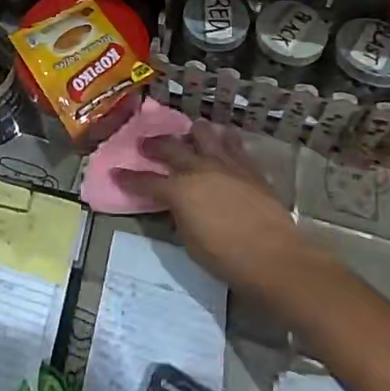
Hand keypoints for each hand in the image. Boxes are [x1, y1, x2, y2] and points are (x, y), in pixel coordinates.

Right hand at [117, 120, 316, 295]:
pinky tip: (223, 138)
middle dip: (154, 145)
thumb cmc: (225, 257)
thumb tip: (177, 205)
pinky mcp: (249, 167)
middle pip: (171, 148)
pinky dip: (224, 140)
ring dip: (193, 133)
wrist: (273, 256)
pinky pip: (234, 144)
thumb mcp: (189, 242)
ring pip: (205, 134)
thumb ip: (179, 216)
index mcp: (179, 190)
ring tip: (190, 134)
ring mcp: (226, 164)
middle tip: (145, 143)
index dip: (128, 177)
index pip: (146, 180)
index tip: (116, 172)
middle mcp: (199, 169)